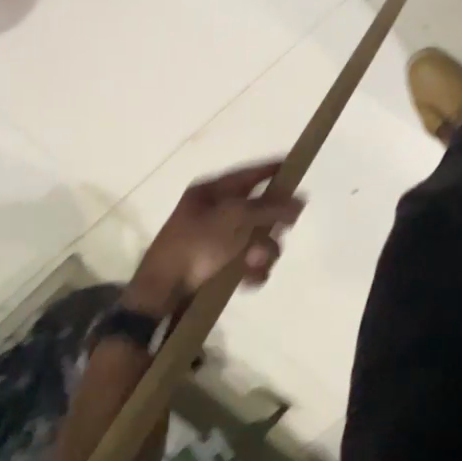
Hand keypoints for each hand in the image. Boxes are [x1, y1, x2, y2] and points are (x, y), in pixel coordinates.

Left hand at [123, 161, 304, 318]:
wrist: (161, 291)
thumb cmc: (194, 245)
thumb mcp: (234, 219)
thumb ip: (269, 207)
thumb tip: (301, 199)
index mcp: (212, 192)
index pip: (250, 174)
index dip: (274, 170)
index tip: (297, 169)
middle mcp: (217, 212)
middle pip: (261, 210)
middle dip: (271, 225)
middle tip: (283, 228)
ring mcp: (219, 240)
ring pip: (260, 240)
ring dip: (263, 252)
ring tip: (254, 263)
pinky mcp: (221, 265)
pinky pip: (250, 262)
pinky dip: (252, 271)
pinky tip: (248, 279)